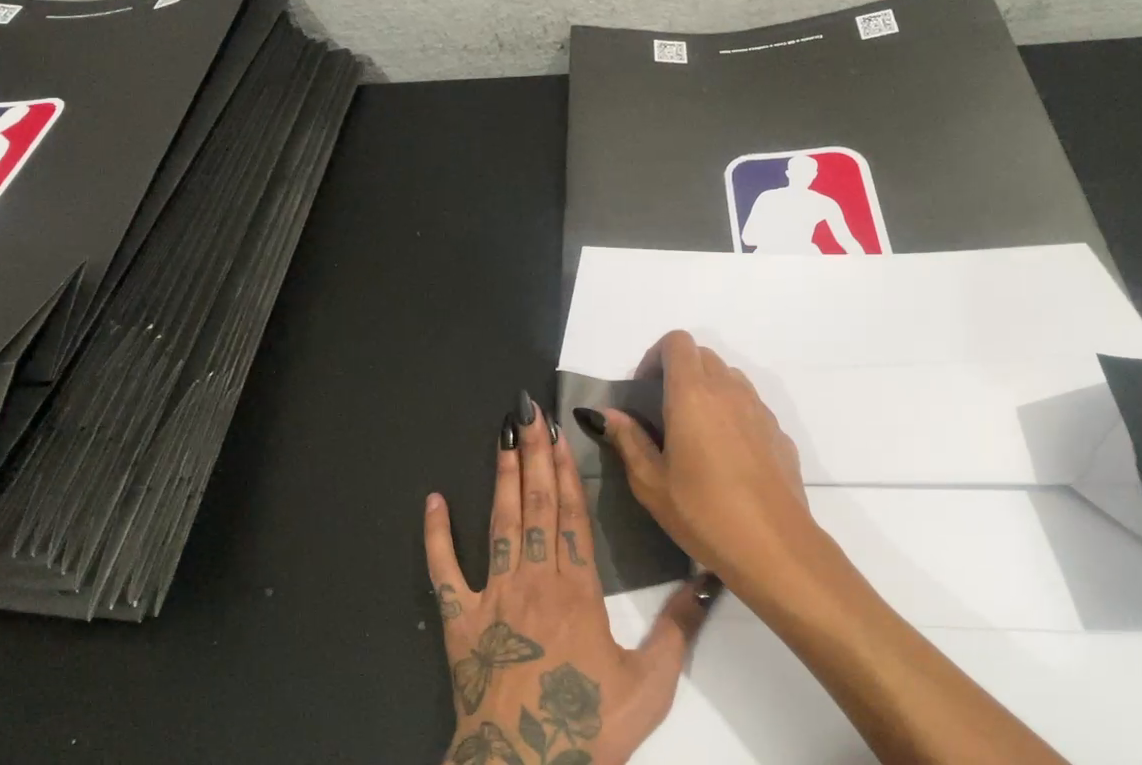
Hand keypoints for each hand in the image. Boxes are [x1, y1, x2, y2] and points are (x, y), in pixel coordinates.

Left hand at [426, 393, 716, 764]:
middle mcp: (534, 579)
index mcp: (577, 589)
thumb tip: (708, 580)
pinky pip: (443, 570)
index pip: (572, 514)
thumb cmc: (587, 725)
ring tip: (500, 435)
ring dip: (501, 477)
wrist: (524, 764)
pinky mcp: (459, 620)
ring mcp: (492, 596)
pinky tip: (433, 500)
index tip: (560, 432)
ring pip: (499, 523)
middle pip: (536, 505)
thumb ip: (677, 628)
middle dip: (533, 454)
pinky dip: (436, 534)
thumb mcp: (650, 683)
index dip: (567, 470)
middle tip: (527, 411)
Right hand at [581, 330, 812, 581]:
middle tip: (664, 412)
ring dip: (709, 390)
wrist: (774, 548)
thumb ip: (628, 440)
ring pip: (730, 379)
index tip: (645, 390)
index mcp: (692, 395)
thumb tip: (608, 413)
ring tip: (696, 434)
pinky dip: (733, 415)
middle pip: (703, 356)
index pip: (677, 342)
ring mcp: (760, 410)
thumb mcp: (651, 483)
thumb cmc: (703, 513)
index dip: (657, 356)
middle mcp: (729, 391)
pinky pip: (751, 407)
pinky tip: (727, 458)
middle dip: (680, 372)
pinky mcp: (779, 433)